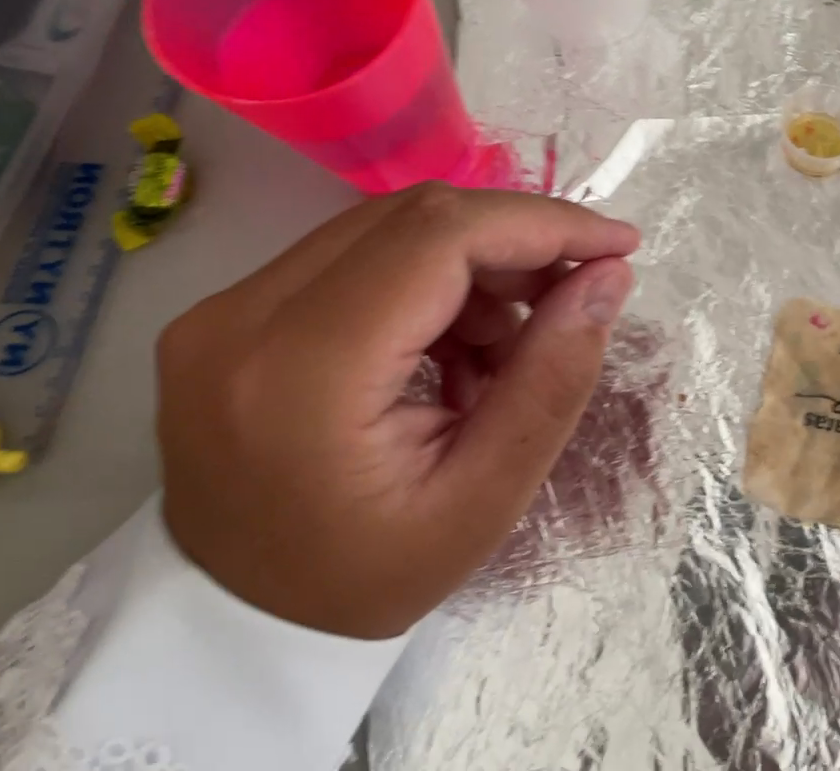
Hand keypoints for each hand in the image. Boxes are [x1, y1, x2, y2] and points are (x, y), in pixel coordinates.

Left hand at [157, 185, 639, 638]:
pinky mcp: (228, 312)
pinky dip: (430, 284)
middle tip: (573, 295)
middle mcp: (240, 318)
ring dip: (475, 267)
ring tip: (509, 347)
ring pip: (389, 230)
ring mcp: (223, 309)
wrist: (238, 620)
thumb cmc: (369, 577)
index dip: (541, 224)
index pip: (438, 239)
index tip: (616, 247)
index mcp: (302, 374)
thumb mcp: (486, 498)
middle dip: (515, 242)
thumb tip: (608, 276)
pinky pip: (357, 257)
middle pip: (414, 219)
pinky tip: (455, 349)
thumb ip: (553, 379)